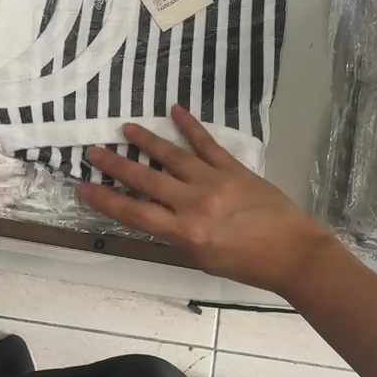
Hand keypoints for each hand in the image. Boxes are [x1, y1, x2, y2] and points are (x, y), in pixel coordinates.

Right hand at [79, 105, 338, 295]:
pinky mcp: (234, 169)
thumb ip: (177, 236)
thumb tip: (156, 215)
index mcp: (184, 233)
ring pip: (172, 156)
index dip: (106, 200)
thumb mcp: (202, 260)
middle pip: (147, 180)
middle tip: (93, 150)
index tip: (84, 187)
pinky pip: (207, 144)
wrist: (292, 253)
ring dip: (148, 141)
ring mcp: (214, 182)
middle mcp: (194, 204)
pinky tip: (175, 111)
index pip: (135, 213)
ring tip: (127, 128)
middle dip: (117, 165)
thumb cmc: (246, 265)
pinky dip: (190, 127)